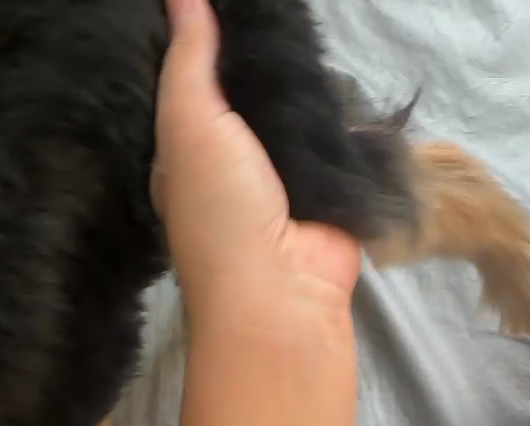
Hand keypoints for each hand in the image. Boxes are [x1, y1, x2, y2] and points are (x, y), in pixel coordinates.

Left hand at [152, 0, 361, 335]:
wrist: (283, 293)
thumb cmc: (221, 213)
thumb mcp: (189, 126)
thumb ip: (189, 61)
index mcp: (187, 156)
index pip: (190, 88)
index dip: (199, 43)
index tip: (216, 3)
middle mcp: (233, 168)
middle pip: (246, 98)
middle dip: (259, 59)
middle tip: (273, 8)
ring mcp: (283, 182)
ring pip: (292, 115)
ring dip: (303, 81)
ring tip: (307, 24)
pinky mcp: (328, 191)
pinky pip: (333, 139)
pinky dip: (340, 114)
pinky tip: (342, 75)